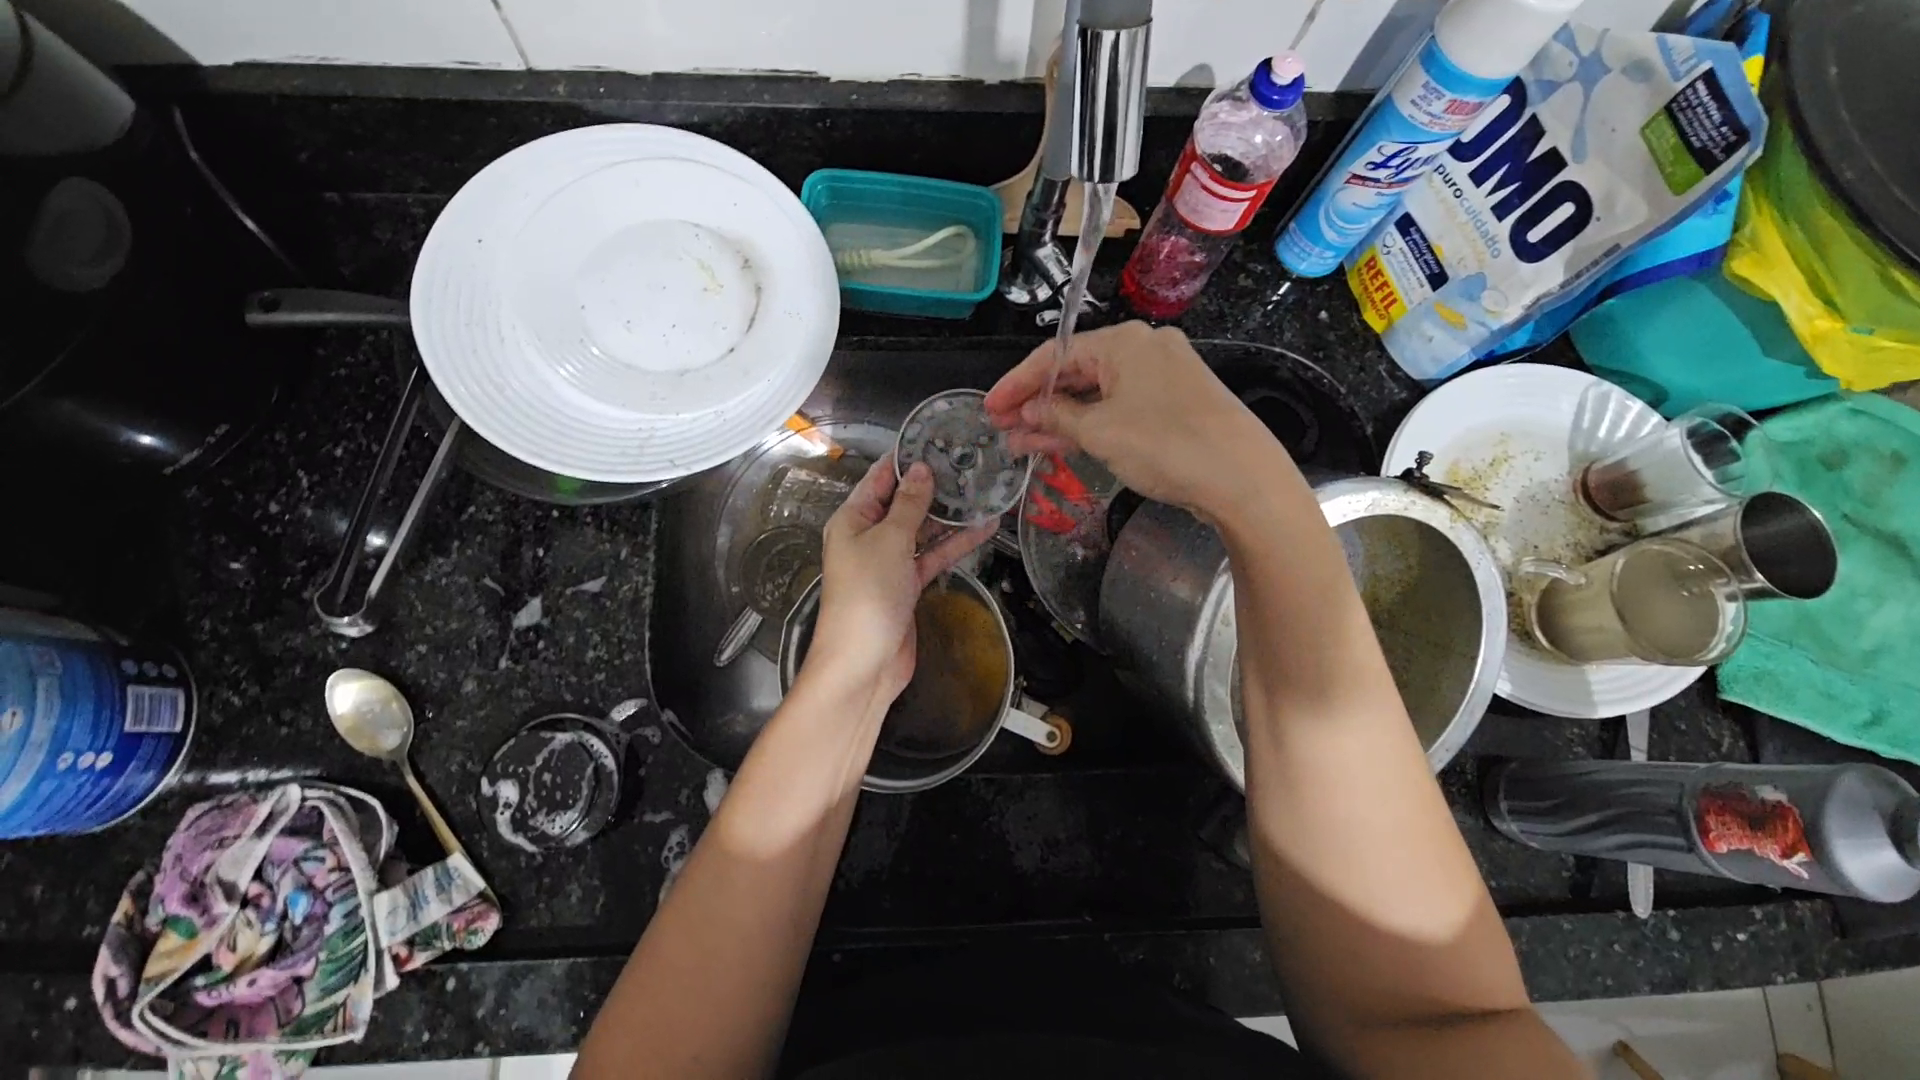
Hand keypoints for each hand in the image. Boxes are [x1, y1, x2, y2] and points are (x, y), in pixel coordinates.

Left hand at [803, 457, 997, 712]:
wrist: (864, 662)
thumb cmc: (868, 593)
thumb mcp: (889, 540)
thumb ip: (908, 504)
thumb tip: (920, 468)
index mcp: (852, 519)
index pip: (880, 478)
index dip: (906, 457)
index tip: (937, 437)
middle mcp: (868, 536)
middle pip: (903, 502)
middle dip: (934, 485)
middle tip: (971, 461)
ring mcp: (890, 561)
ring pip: (923, 530)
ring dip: (950, 515)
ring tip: (984, 489)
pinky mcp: (908, 584)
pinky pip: (933, 556)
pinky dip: (955, 544)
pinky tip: (985, 528)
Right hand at [984, 322, 1282, 522]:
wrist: (1242, 477)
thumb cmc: (1167, 445)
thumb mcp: (1100, 433)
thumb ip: (1057, 417)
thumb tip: (1030, 410)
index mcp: (1125, 342)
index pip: (1055, 355)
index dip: (1017, 383)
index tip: (989, 409)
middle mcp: (1145, 350)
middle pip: (1076, 372)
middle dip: (1037, 403)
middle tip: (1002, 429)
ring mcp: (1162, 377)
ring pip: (1097, 394)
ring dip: (1059, 419)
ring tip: (1021, 444)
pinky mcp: (1174, 405)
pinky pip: (1118, 409)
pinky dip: (1089, 426)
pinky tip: (1061, 445)